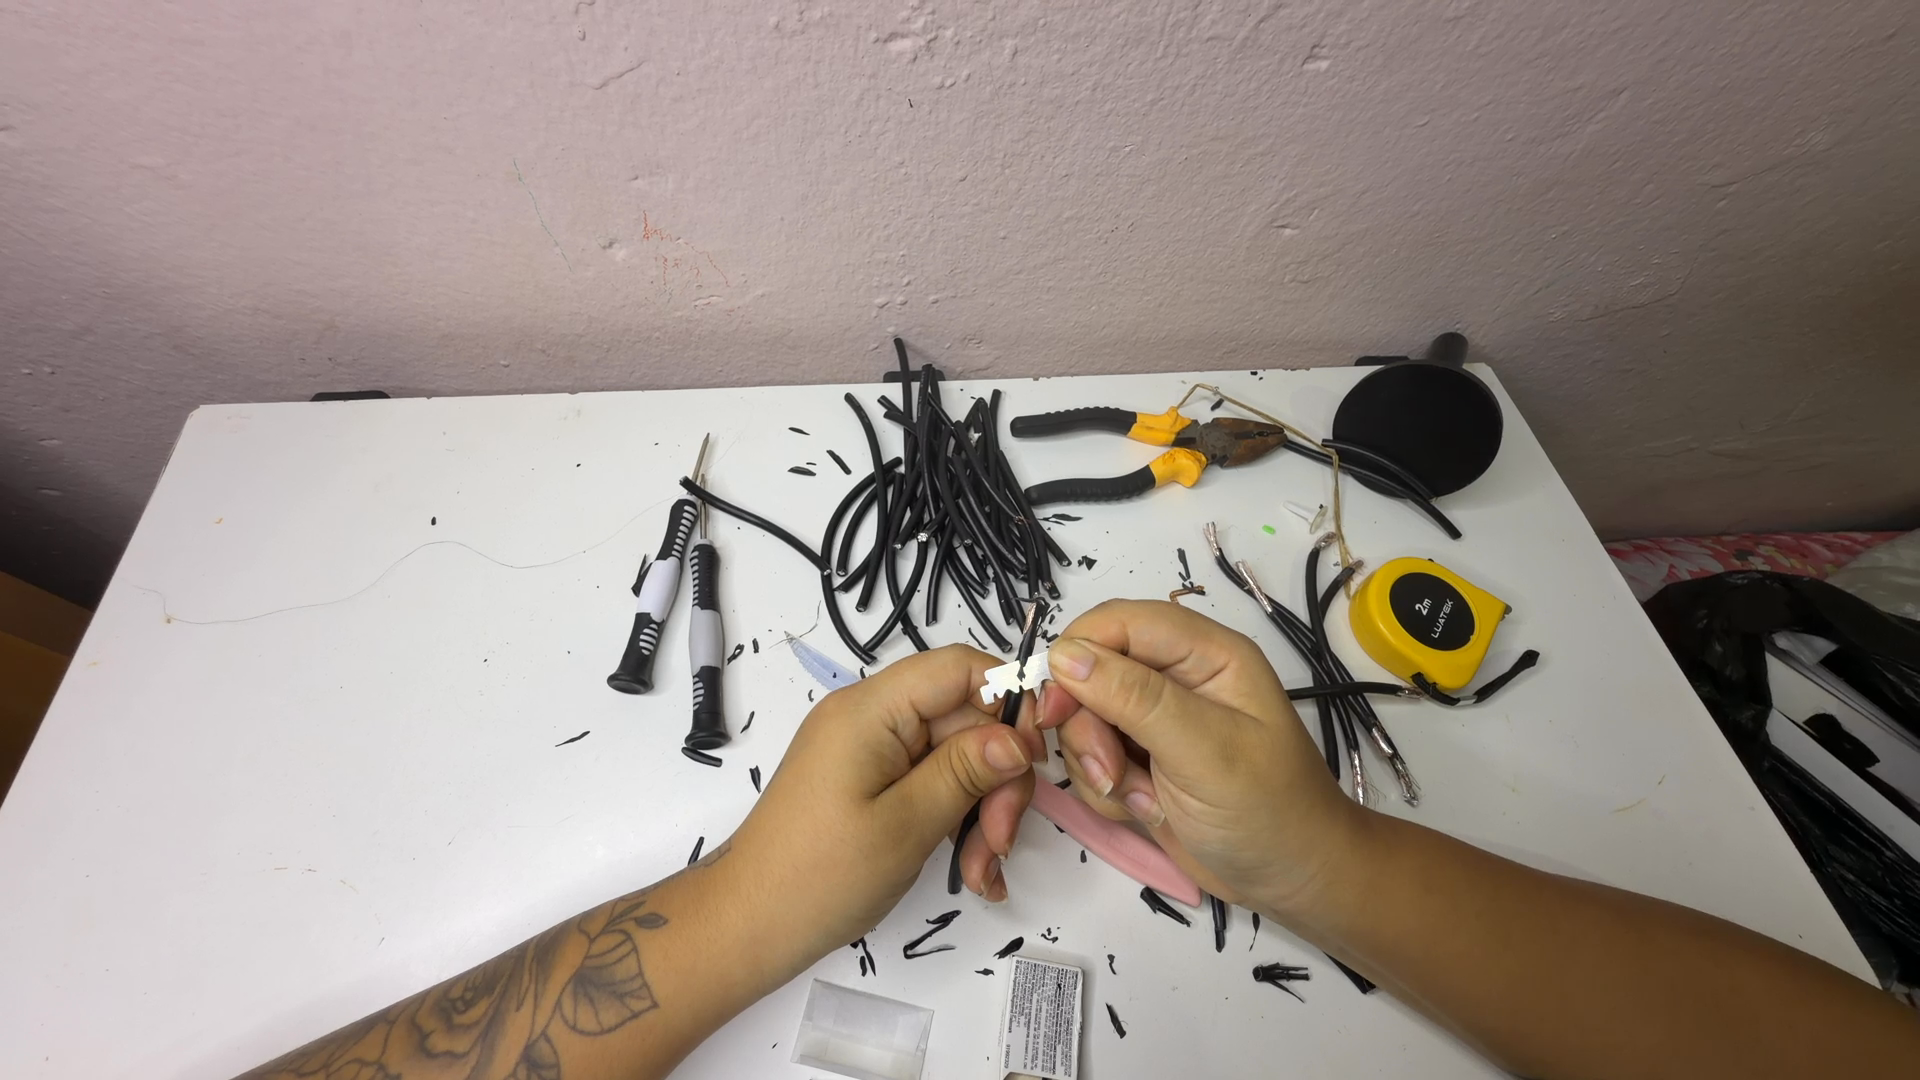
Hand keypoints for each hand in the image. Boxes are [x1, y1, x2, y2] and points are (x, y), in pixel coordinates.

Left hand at [725, 643, 1040, 979]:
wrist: (747, 928)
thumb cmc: (819, 876)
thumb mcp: (905, 824)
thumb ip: (965, 771)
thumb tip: (1019, 737)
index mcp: (871, 708)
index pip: (958, 667)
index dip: (1007, 697)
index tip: (1035, 754)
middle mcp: (873, 716)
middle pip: (964, 719)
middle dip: (996, 778)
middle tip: (1003, 840)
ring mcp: (874, 748)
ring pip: (956, 756)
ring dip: (981, 809)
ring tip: (982, 868)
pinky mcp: (876, 778)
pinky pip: (933, 781)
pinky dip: (957, 819)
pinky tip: (971, 869)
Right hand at [1039, 600, 1360, 914]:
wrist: (1291, 885)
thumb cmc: (1268, 812)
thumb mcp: (1205, 751)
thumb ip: (1135, 699)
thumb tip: (1064, 656)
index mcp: (1204, 653)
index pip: (1120, 622)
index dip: (1078, 653)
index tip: (1055, 707)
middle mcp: (1174, 675)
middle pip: (1090, 669)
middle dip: (1086, 724)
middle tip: (1108, 772)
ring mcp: (1152, 717)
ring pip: (1082, 716)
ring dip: (1096, 763)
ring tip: (1140, 799)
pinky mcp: (1137, 755)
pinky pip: (1089, 755)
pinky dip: (1104, 788)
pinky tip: (1145, 809)